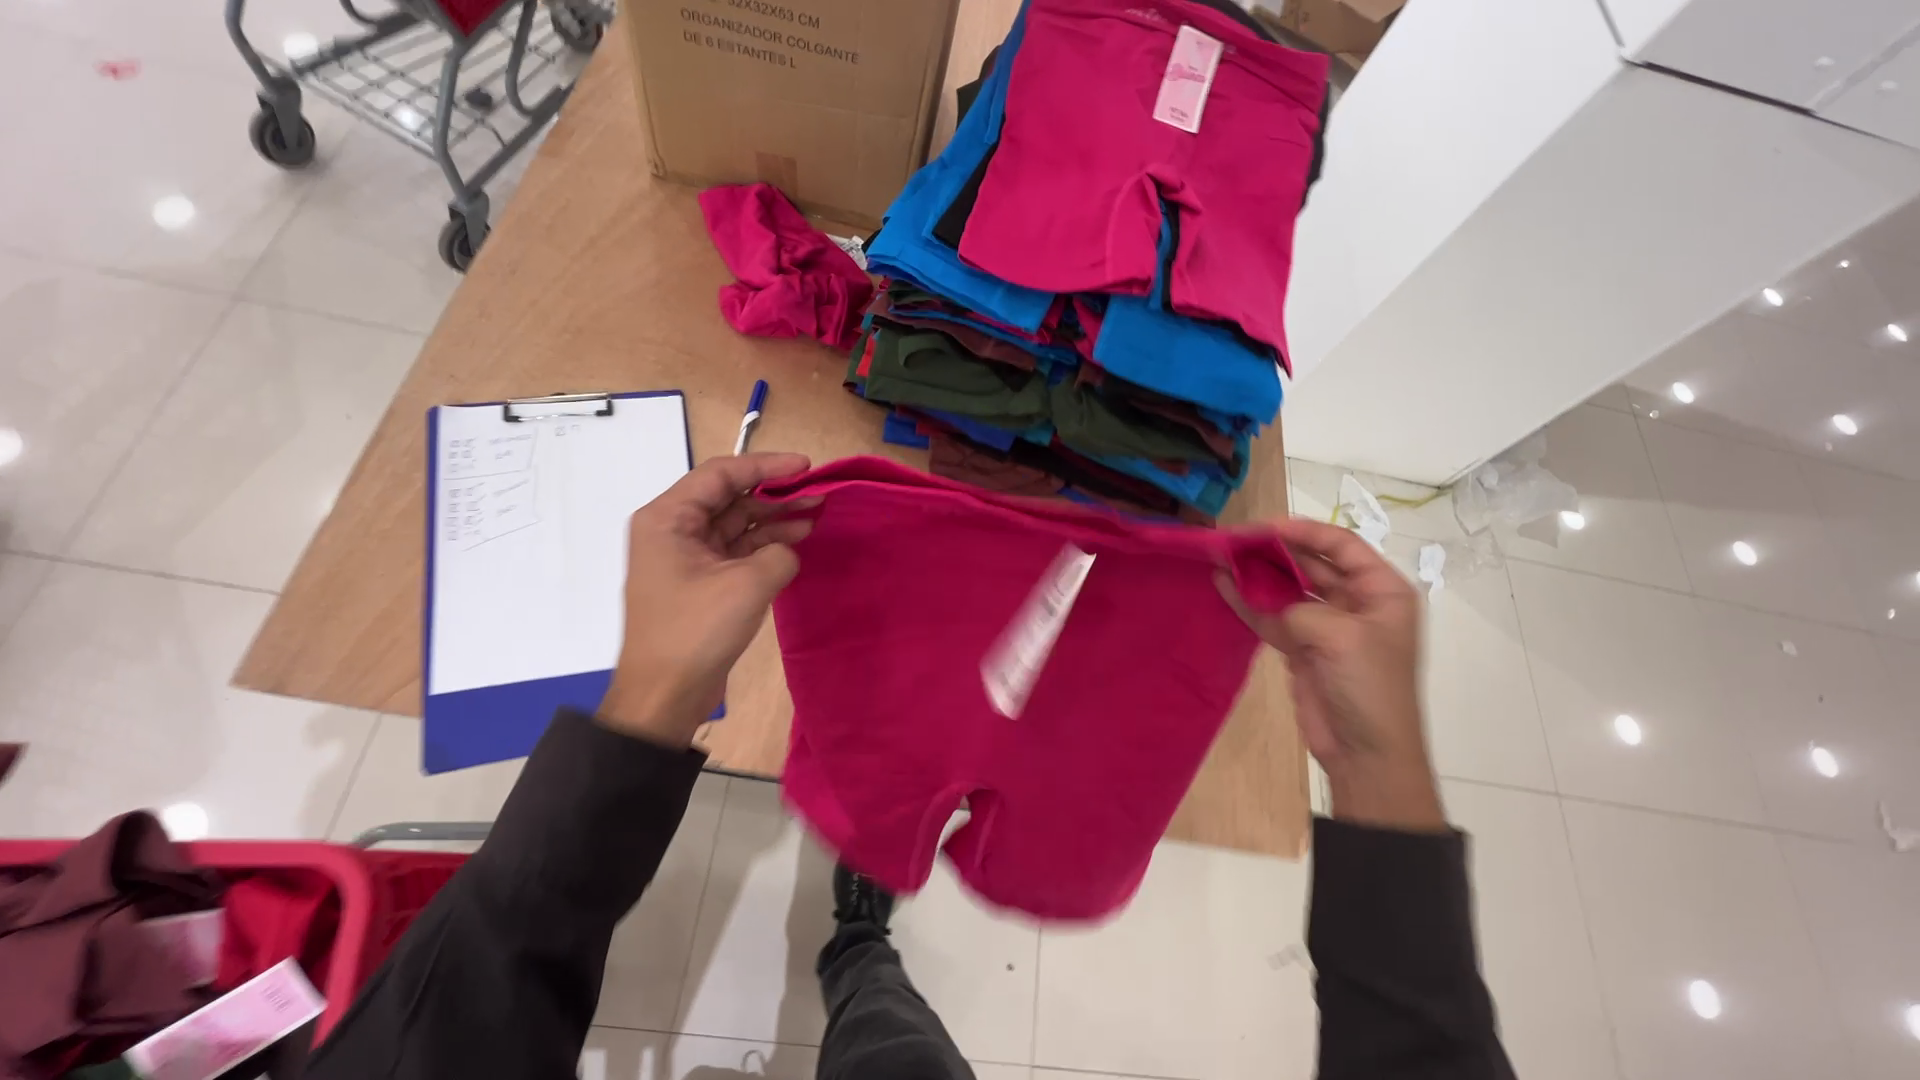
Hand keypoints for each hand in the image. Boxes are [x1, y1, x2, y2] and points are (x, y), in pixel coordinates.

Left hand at [598, 453, 819, 747]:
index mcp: (667, 518)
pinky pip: (735, 551)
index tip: (806, 467)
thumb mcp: (746, 585)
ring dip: (773, 520)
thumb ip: (778, 554)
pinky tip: (796, 543)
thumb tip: (786, 551)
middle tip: (818, 494)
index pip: (721, 475)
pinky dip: (764, 546)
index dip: (766, 466)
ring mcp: (685, 557)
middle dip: (774, 494)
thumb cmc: (695, 631)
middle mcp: (672, 530)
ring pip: (735, 524)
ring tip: (815, 517)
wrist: (664, 694)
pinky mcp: (699, 582)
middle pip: (728, 497)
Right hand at [1217, 518, 1443, 831]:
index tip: (1264, 527)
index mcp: (1382, 591)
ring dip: (1257, 574)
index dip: (1304, 531)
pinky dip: (1248, 602)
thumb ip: (1299, 607)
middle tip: (1234, 539)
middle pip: (1311, 563)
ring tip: (1222, 557)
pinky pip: (1271, 616)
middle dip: (1274, 550)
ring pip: (1287, 587)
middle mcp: (1356, 602)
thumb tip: (1263, 599)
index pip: (1342, 545)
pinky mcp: (1301, 647)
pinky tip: (1223, 585)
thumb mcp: (1341, 636)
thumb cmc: (1368, 687)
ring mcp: (1326, 625)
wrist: (1366, 753)